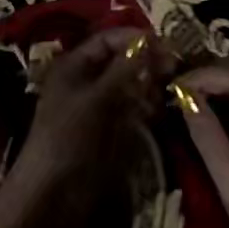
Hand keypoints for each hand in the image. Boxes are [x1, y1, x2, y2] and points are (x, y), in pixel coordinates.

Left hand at [0, 27, 159, 214]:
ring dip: (147, 84)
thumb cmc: (69, 134)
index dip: (133, 39)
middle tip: (174, 67)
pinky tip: (158, 109)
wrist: (54, 188)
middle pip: (119, 61)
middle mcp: (86, 80)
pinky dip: (144, 105)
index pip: (106, 40)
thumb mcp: (97, 98)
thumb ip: (123, 70)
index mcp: (73, 65)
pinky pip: (130, 108)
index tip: (165, 44)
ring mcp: (98, 105)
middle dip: (145, 61)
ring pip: (128, 85)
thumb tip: (149, 41)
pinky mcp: (108, 128)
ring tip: (167, 88)